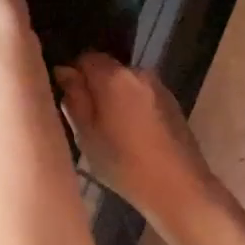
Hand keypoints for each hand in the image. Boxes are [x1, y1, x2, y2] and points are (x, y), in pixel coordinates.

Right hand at [54, 51, 219, 221]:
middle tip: (86, 123)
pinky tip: (132, 137)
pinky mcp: (172, 104)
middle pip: (108, 71)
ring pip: (126, 86)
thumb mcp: (87, 136)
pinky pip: (143, 98)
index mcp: (114, 76)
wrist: (178, 186)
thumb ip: (74, 100)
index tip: (68, 101)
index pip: (85, 58)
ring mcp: (159, 87)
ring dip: (115, 101)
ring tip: (110, 133)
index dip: (73, 75)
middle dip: (95, 89)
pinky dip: (133, 110)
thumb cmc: (124, 164)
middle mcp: (139, 73)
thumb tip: (65, 73)